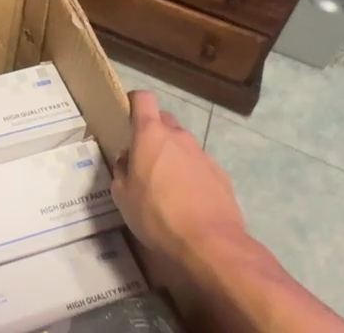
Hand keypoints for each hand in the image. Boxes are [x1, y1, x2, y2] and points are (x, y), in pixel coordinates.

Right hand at [112, 89, 244, 261]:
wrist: (210, 244)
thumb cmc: (157, 216)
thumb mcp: (123, 196)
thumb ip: (122, 171)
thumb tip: (128, 161)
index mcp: (150, 135)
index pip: (143, 98)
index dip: (134, 103)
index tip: (128, 118)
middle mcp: (178, 137)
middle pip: (164, 120)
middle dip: (154, 133)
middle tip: (146, 159)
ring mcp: (202, 154)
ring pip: (183, 145)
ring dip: (174, 156)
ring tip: (169, 187)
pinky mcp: (221, 174)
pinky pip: (200, 165)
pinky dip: (193, 175)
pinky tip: (190, 201)